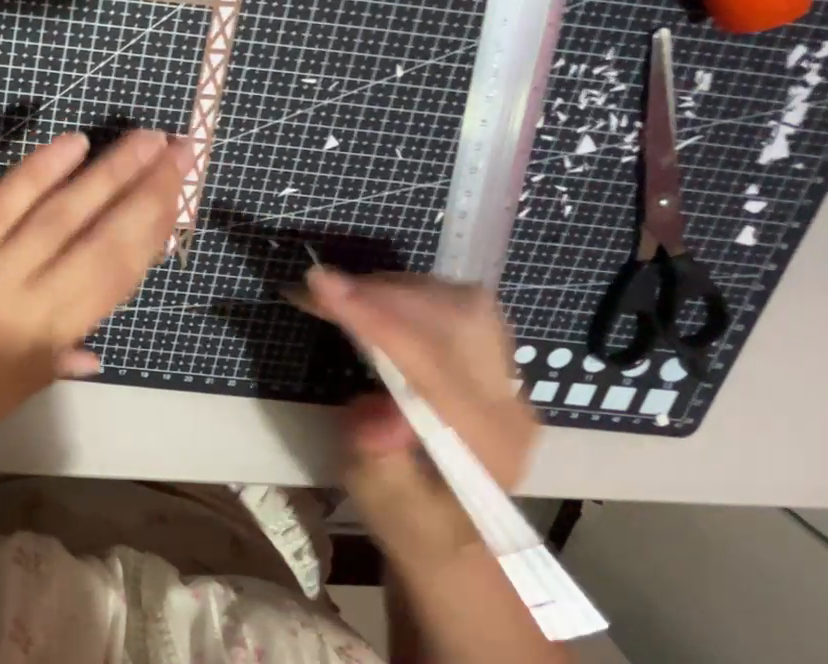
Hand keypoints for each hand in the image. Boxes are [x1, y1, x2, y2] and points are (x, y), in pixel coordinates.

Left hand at [0, 130, 190, 483]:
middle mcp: (27, 314)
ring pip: (58, 220)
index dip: (152, 232)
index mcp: (46, 352)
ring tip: (142, 139)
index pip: (115, 280)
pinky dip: (35, 175)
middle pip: (100, 242)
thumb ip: (46, 365)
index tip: (179, 192)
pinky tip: (70, 145)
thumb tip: (92, 353)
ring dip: (105, 175)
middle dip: (145, 193)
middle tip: (180, 149)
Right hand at [300, 270, 536, 570]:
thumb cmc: (411, 524)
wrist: (457, 542)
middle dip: (385, 293)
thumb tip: (374, 409)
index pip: (432, 361)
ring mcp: (508, 381)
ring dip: (397, 288)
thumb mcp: (383, 504)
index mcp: (484, 442)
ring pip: (464, 304)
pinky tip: (375, 302)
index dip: (375, 318)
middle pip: (459, 318)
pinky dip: (412, 294)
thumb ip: (381, 461)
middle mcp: (508, 403)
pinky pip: (461, 309)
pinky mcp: (496, 365)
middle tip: (322, 288)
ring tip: (344, 294)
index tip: (319, 284)